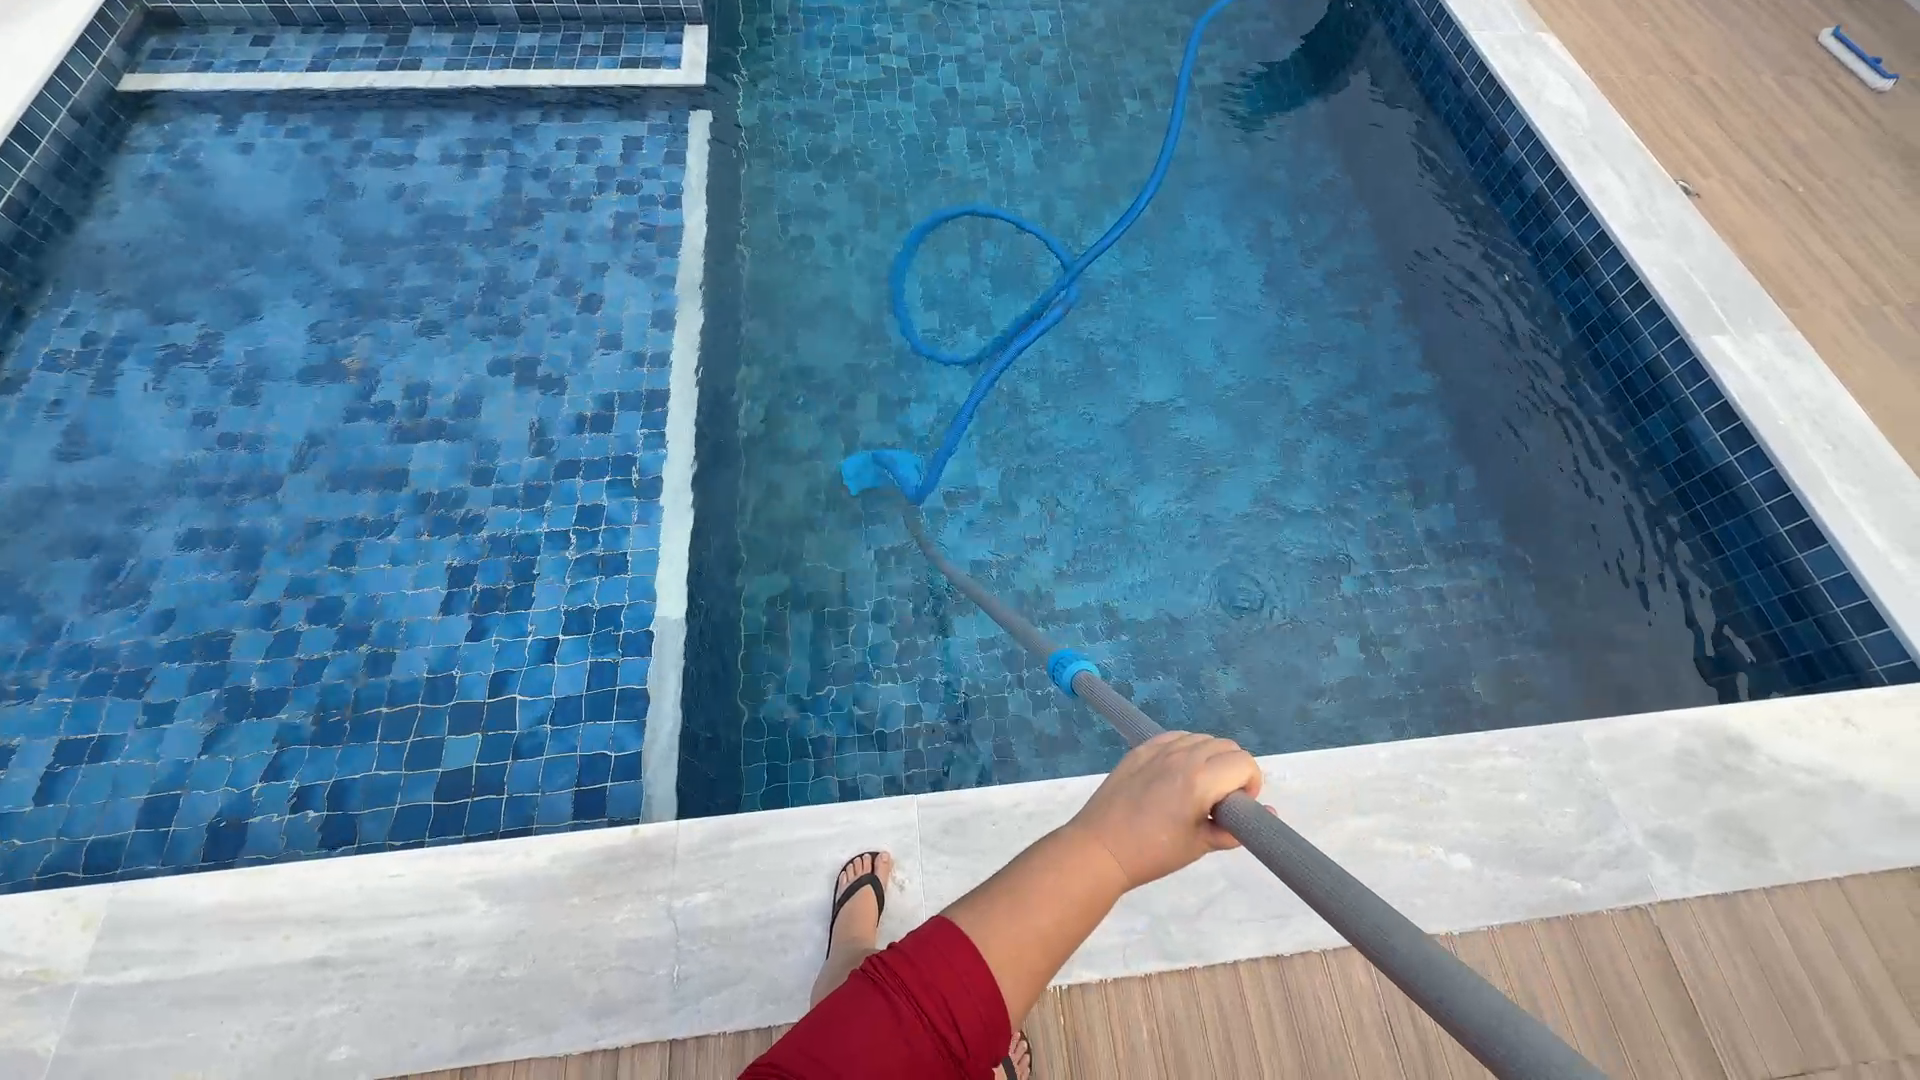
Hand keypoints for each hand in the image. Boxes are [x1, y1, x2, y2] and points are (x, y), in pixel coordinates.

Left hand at [1065, 731, 1262, 889]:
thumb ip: (1235, 827)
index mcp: (1199, 779)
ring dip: (1211, 757)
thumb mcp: (1200, 845)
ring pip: (1202, 738)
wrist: (1101, 847)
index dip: (1250, 784)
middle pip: (1226, 746)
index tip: (1237, 806)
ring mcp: (1157, 748)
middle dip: (1234, 769)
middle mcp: (1181, 755)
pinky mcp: (1140, 748)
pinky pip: (1176, 737)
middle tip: (1220, 800)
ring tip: (1198, 788)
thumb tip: (1268, 813)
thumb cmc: (1153, 852)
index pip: (1244, 762)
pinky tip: (1177, 774)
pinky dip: (1186, 749)